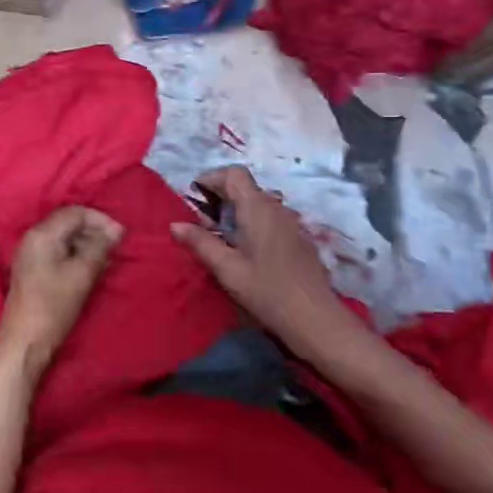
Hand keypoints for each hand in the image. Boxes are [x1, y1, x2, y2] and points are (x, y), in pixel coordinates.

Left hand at [0, 206, 123, 365]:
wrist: (24, 343)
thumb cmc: (53, 307)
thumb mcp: (82, 274)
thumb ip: (100, 247)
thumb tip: (116, 230)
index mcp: (42, 234)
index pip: (75, 212)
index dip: (100, 219)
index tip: (120, 235)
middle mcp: (33, 238)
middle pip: (68, 222)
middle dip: (95, 231)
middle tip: (116, 247)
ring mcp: (31, 253)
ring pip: (65, 237)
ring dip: (87, 244)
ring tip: (108, 259)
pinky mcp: (33, 269)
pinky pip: (59, 251)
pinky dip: (77, 255)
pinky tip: (93, 267)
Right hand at [171, 166, 354, 353]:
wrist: (316, 318)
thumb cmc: (267, 291)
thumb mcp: (227, 269)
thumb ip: (201, 243)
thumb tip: (176, 225)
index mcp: (257, 208)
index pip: (234, 174)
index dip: (212, 178)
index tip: (194, 196)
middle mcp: (277, 207)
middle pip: (246, 188)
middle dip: (221, 199)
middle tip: (203, 225)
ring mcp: (291, 223)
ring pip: (259, 205)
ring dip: (237, 214)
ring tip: (222, 240)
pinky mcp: (299, 239)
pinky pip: (271, 220)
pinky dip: (253, 225)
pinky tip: (246, 253)